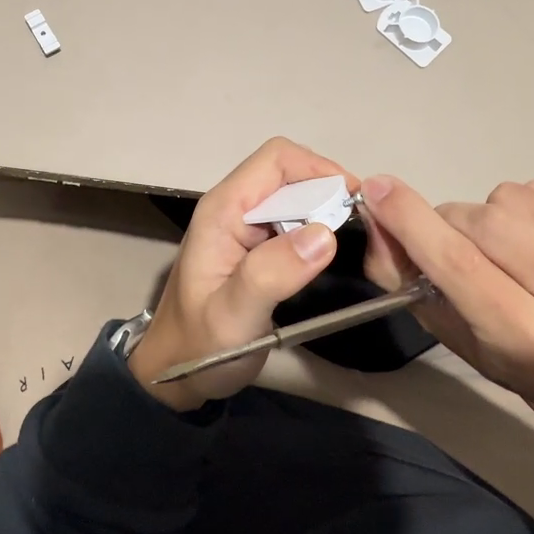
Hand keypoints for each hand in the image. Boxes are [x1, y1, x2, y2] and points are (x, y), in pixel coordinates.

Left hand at [126, 138, 353, 410]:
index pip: (276, 160)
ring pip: (294, 196)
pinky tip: (333, 256)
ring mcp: (243, 226)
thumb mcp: (234, 316)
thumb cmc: (199, 346)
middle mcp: (233, 208)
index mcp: (223, 210)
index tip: (354, 203)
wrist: (171, 373)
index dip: (319, 171)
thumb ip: (272, 274)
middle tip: (362, 228)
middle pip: (289, 173)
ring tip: (356, 241)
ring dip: (325, 210)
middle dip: (327, 191)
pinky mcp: (255, 246)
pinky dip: (318, 229)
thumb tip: (324, 234)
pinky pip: (292, 221)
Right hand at [359, 175, 533, 412]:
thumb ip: (400, 272)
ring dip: (496, 212)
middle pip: (488, 225)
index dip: (413, 223)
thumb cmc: (509, 356)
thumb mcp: (444, 328)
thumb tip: (375, 210)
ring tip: (510, 247)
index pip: (462, 266)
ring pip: (517, 197)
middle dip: (456, 224)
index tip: (378, 189)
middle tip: (463, 247)